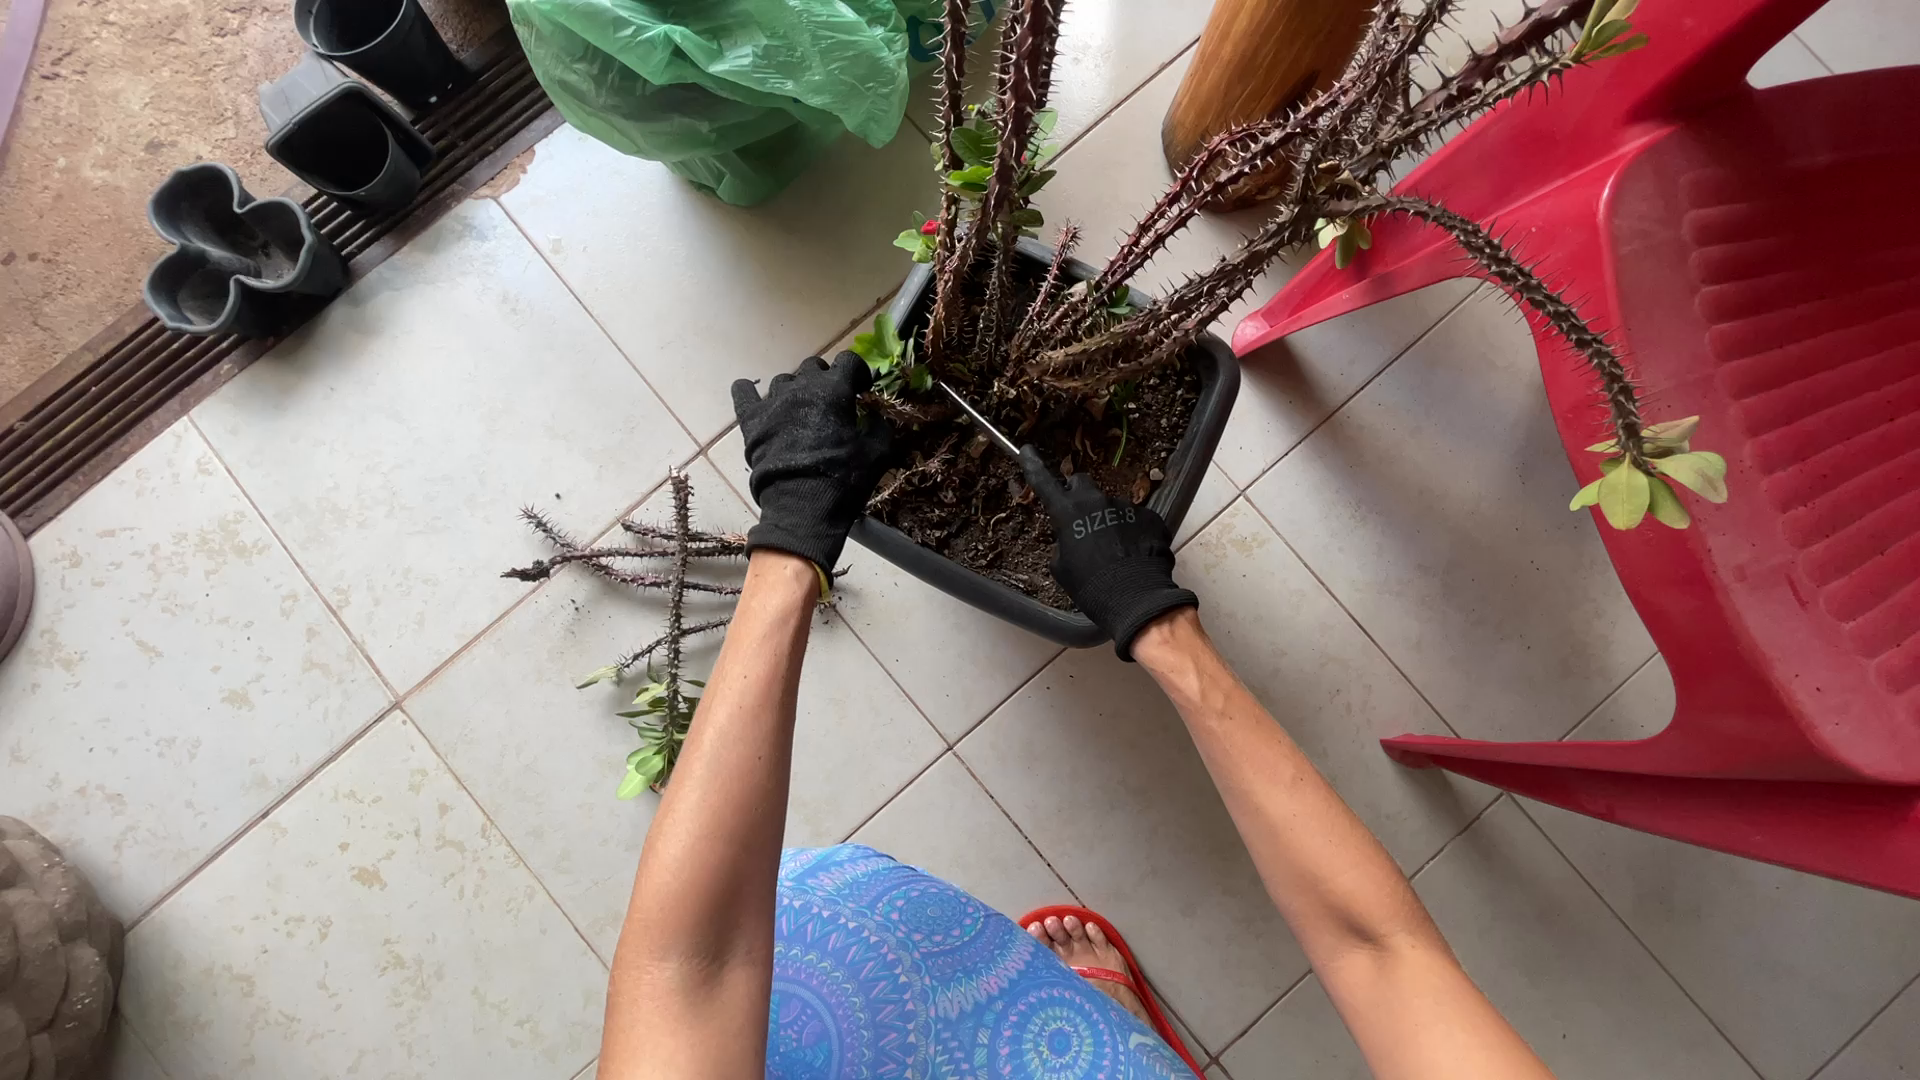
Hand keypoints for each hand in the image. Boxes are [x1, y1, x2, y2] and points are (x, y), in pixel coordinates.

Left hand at [732, 353, 890, 571]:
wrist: (802, 509)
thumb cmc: (843, 480)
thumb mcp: (878, 454)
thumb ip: (880, 427)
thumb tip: (874, 417)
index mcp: (834, 391)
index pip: (849, 361)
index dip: (859, 372)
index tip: (862, 389)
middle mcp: (801, 388)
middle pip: (814, 366)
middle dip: (827, 379)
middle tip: (833, 402)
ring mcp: (772, 403)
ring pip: (784, 381)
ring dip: (797, 390)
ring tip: (802, 411)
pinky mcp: (751, 422)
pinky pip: (743, 393)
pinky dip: (750, 392)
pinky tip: (758, 400)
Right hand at [1021, 448, 1196, 659]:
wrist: (1134, 596)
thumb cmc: (1089, 586)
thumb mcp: (1062, 568)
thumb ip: (1063, 543)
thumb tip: (1072, 538)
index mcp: (1068, 512)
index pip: (1044, 483)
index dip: (1033, 466)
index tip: (1027, 450)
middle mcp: (1095, 501)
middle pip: (1082, 483)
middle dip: (1079, 496)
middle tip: (1081, 518)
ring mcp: (1125, 507)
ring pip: (1111, 506)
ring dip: (1109, 520)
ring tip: (1115, 551)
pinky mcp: (1150, 517)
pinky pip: (1136, 520)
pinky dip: (1133, 533)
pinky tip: (1135, 554)